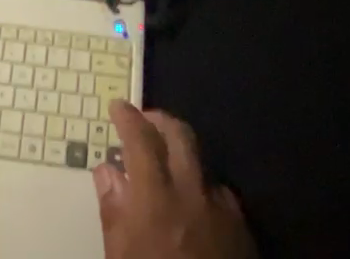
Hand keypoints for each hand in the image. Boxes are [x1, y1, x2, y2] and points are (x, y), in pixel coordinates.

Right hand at [94, 101, 257, 258]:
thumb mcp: (120, 256)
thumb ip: (113, 210)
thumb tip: (107, 170)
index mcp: (156, 198)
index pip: (140, 140)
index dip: (128, 117)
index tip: (118, 106)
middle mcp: (192, 192)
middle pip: (180, 135)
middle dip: (160, 120)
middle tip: (145, 120)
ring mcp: (221, 208)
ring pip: (202, 162)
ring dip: (182, 154)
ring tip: (166, 164)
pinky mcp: (242, 226)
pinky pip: (220, 192)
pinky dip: (202, 188)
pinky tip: (194, 204)